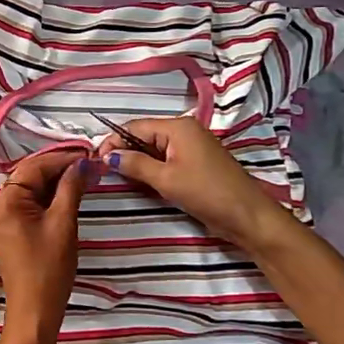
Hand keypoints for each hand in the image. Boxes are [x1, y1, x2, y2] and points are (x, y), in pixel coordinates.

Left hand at [0, 150, 87, 343]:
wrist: (35, 310)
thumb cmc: (49, 268)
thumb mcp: (63, 223)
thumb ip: (71, 188)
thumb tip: (83, 163)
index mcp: (5, 201)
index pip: (34, 167)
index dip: (62, 158)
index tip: (89, 153)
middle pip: (30, 176)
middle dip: (60, 169)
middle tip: (90, 164)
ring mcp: (2, 218)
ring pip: (31, 189)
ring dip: (57, 182)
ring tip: (85, 176)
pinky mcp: (11, 229)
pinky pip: (30, 204)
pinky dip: (50, 197)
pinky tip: (70, 193)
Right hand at [95, 116, 290, 250]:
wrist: (248, 216)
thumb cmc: (206, 193)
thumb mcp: (166, 179)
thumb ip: (135, 164)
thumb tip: (108, 156)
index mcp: (178, 127)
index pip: (135, 127)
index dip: (113, 142)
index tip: (95, 160)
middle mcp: (184, 130)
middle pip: (144, 136)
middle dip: (124, 152)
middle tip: (104, 171)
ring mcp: (192, 146)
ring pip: (154, 149)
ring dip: (138, 162)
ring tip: (120, 178)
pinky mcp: (196, 163)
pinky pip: (166, 159)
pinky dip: (152, 169)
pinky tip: (143, 182)